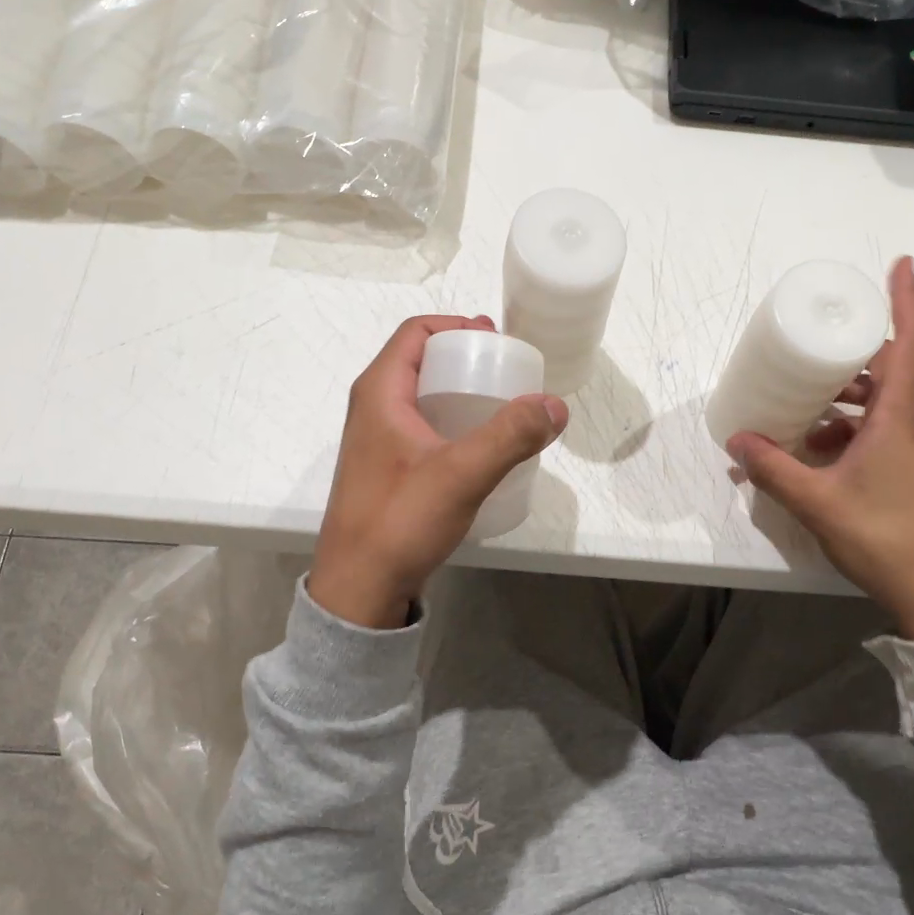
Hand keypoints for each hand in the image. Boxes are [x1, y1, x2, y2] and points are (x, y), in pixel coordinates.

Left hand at [310, 315, 568, 628]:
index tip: (498, 341)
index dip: (457, 327)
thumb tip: (554, 404)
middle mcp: (372, 409)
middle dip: (466, 361)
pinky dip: (453, 427)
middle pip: (421, 363)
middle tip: (510, 374)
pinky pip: (423, 431)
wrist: (359, 587)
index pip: (415, 333)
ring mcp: (377, 443)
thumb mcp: (461, 474)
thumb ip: (510, 436)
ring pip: (423, 400)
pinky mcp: (387, 473)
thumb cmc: (400, 521)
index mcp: (380, 393)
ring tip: (504, 411)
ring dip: (462, 396)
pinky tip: (481, 451)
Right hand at [726, 257, 913, 641]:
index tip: (900, 263)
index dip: (908, 299)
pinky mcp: (909, 470)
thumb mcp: (816, 500)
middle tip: (818, 341)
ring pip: (882, 401)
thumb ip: (772, 469)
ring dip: (844, 396)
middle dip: (855, 350)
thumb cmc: (881, 536)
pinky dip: (847, 428)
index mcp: (901, 416)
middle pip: (893, 366)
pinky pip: (878, 430)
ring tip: (800, 402)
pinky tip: (811, 450)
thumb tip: (736, 440)